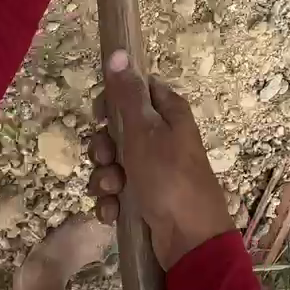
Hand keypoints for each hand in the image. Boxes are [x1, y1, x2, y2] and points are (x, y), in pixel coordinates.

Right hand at [87, 49, 233, 269]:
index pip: (136, 90)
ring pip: (113, 162)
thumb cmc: (169, 176)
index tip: (100, 115)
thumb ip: (127, 94)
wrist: (188, 239)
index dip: (114, 100)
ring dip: (105, 177)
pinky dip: (111, 201)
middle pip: (118, 128)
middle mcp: (162, 135)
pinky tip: (113, 214)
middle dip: (104, 147)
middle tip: (108, 160)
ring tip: (113, 191)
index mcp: (168, 112)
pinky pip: (117, 191)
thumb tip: (118, 51)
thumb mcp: (145, 131)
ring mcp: (153, 168)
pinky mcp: (145, 197)